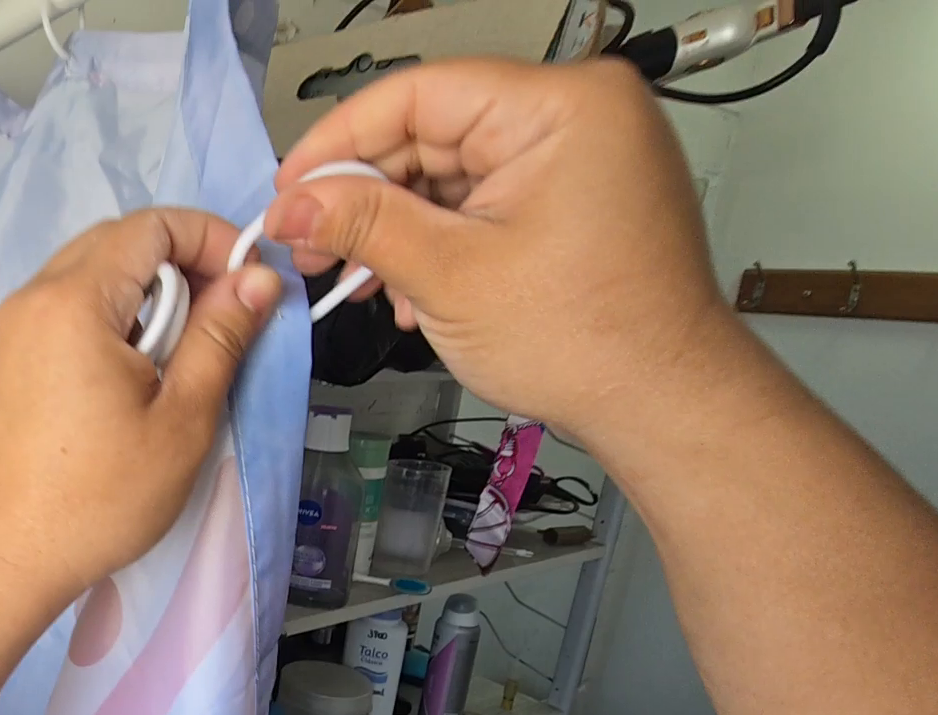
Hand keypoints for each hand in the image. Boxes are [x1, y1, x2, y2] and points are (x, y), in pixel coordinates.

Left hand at [0, 207, 282, 610]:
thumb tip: (256, 277)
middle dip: (178, 266)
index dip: (210, 238)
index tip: (247, 283)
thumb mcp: (181, 419)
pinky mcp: (3, 364)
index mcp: (74, 300)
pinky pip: (61, 314)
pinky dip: (104, 323)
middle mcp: (31, 300)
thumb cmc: (101, 498)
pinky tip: (123, 380)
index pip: (151, 224)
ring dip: (141, 299)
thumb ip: (221, 336)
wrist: (8, 557)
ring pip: (88, 278)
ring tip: (171, 360)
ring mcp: (9, 333)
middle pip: (116, 244)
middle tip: (216, 322)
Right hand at [267, 58, 750, 438]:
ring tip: (348, 281)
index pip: (418, 93)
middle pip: (425, 135)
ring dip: (384, 231)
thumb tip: (287, 205)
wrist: (653, 397)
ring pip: (438, 177)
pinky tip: (398, 291)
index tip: (285, 190)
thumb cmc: (572, 335)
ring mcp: (563, 159)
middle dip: (358, 197)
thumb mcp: (446, 274)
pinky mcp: (554, 200)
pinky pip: (465, 205)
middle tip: (307, 249)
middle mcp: (566, 116)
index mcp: (557, 108)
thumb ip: (362, 225)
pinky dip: (421, 244)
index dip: (338, 140)